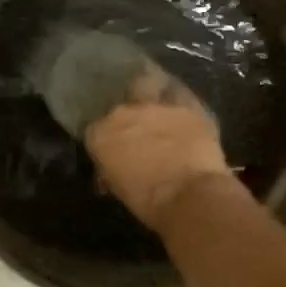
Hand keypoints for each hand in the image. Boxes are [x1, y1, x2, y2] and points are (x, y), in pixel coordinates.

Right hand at [83, 67, 236, 232]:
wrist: (190, 196)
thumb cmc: (148, 201)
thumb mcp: (117, 186)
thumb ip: (110, 167)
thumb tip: (112, 167)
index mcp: (99, 133)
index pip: (95, 126)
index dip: (108, 136)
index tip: (117, 146)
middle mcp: (121, 112)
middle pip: (120, 105)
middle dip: (127, 114)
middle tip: (137, 125)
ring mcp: (154, 105)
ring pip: (145, 85)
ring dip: (147, 90)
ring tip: (153, 94)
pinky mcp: (185, 106)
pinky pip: (178, 93)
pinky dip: (177, 96)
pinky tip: (178, 100)